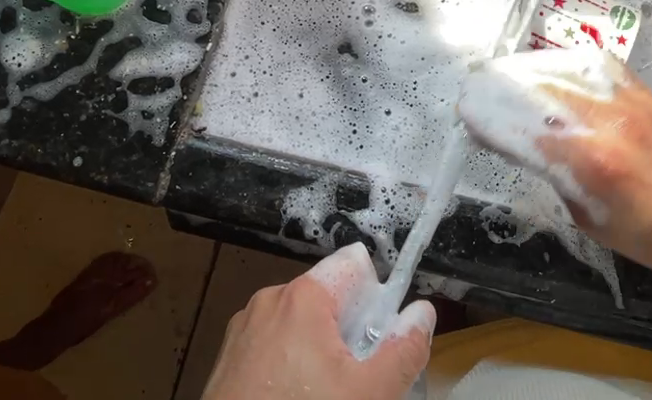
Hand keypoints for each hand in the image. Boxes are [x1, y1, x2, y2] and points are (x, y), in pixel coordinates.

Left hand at [200, 243, 434, 399]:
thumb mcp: (367, 396)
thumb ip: (403, 351)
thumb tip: (424, 311)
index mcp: (303, 296)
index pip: (355, 266)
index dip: (375, 301)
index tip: (376, 342)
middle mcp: (271, 299)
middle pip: (329, 298)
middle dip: (349, 332)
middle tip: (353, 380)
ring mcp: (244, 329)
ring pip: (301, 325)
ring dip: (319, 353)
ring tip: (323, 396)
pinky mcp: (227, 359)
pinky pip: (273, 346)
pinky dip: (289, 367)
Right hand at [456, 46, 651, 281]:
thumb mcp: (588, 218)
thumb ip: (552, 171)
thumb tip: (521, 140)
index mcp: (590, 161)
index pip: (522, 127)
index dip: (488, 117)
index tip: (467, 112)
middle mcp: (606, 119)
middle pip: (535, 89)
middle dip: (498, 89)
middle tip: (477, 92)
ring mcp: (624, 96)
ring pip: (559, 68)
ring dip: (523, 72)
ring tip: (502, 79)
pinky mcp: (638, 86)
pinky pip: (587, 63)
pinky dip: (559, 64)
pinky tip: (543, 70)